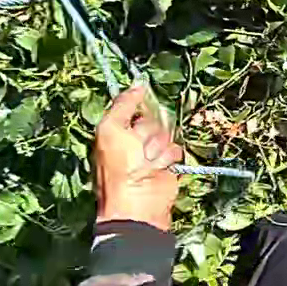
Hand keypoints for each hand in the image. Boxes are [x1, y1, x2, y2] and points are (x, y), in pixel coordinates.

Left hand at [94, 84, 183, 230]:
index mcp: (115, 129)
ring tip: (148, 162)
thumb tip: (138, 84)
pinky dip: (168, 157)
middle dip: (147, 132)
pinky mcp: (168, 162)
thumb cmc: (119, 166)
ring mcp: (151, 151)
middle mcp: (132, 138)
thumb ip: (123, 104)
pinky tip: (160, 167)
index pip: (133, 107)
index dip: (137, 109)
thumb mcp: (111, 129)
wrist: (138, 200)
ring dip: (158, 147)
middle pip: (152, 118)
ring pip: (166, 132)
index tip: (138, 115)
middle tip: (139, 149)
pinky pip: (176, 148)